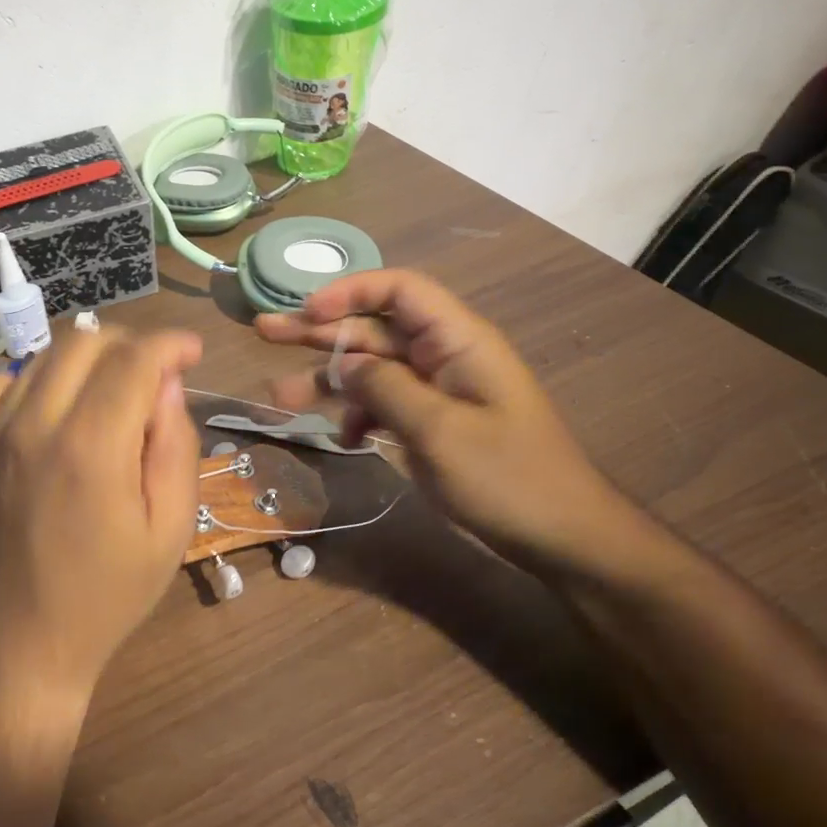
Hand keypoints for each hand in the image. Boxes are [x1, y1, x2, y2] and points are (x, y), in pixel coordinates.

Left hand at [0, 327, 202, 698]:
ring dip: (85, 359)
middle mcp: (36, 425)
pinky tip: (48, 408)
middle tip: (154, 380)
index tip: (192, 353)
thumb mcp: (171, 529)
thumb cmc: (110, 595)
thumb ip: (175, 446)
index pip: (134, 358)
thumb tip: (167, 383)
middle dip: (131, 347)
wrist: (24, 641)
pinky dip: (27, 379)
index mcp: (92, 448)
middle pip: (86, 341)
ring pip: (42, 355)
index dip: (170, 343)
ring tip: (108, 394)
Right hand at [255, 269, 641, 579]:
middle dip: (318, 331)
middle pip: (373, 328)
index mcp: (457, 341)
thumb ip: (385, 389)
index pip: (399, 290)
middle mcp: (444, 356)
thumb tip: (344, 364)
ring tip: (276, 396)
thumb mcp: (440, 431)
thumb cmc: (508, 477)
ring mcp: (437, 391)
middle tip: (264, 331)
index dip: (349, 292)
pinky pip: (383, 405)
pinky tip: (339, 439)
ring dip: (325, 381)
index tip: (305, 312)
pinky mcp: (432, 423)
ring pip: (370, 370)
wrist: (562, 536)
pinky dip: (356, 416)